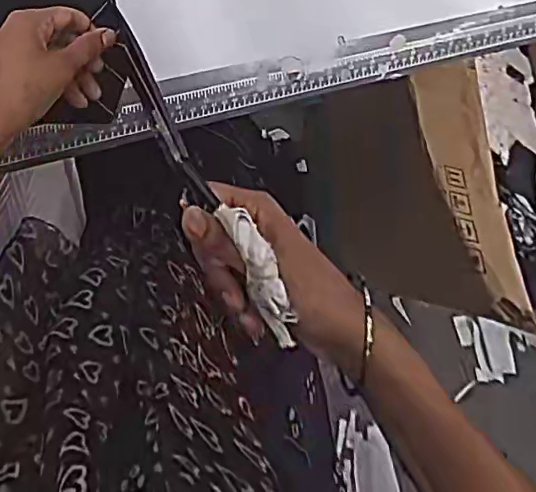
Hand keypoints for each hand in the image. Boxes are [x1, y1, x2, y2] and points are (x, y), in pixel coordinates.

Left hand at [0, 8, 113, 153]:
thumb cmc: (14, 93)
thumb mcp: (63, 67)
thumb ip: (88, 48)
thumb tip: (104, 35)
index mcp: (27, 21)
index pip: (69, 15)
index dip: (90, 30)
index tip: (104, 44)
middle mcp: (17, 32)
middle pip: (62, 37)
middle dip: (83, 59)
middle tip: (96, 70)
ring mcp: (13, 52)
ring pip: (54, 56)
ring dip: (75, 74)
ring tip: (88, 91)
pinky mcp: (12, 71)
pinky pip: (42, 69)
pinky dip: (59, 80)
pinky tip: (73, 96)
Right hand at [182, 183, 364, 367]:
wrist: (345, 335)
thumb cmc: (319, 296)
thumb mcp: (264, 267)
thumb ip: (224, 240)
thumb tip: (190, 214)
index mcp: (258, 210)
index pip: (208, 200)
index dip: (200, 227)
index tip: (209, 253)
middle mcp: (255, 226)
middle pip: (208, 237)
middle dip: (218, 271)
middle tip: (235, 288)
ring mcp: (255, 253)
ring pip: (217, 266)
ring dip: (229, 293)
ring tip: (250, 308)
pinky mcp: (256, 276)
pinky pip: (230, 285)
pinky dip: (239, 304)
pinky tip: (254, 316)